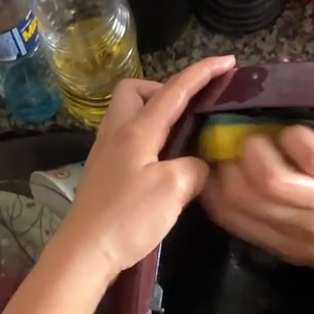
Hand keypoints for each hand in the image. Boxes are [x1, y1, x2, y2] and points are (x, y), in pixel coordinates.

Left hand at [46, 56, 237, 282]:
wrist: (84, 252)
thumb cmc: (128, 217)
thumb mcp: (174, 190)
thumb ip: (195, 168)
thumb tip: (198, 166)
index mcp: (137, 129)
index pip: (174, 90)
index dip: (202, 73)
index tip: (228, 61)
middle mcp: (117, 132)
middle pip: (135, 91)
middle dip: (165, 89)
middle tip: (190, 110)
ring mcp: (106, 152)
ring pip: (128, 114)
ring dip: (154, 114)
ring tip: (181, 136)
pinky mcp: (103, 172)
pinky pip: (127, 139)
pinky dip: (147, 138)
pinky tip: (162, 162)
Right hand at [201, 124, 313, 283]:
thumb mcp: (310, 249)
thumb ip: (274, 224)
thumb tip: (238, 186)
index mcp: (284, 245)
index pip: (227, 216)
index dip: (211, 186)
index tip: (217, 167)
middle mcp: (300, 227)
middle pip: (241, 196)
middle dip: (230, 164)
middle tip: (243, 149)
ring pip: (269, 178)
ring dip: (259, 150)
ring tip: (270, 141)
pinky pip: (309, 152)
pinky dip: (295, 138)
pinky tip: (300, 138)